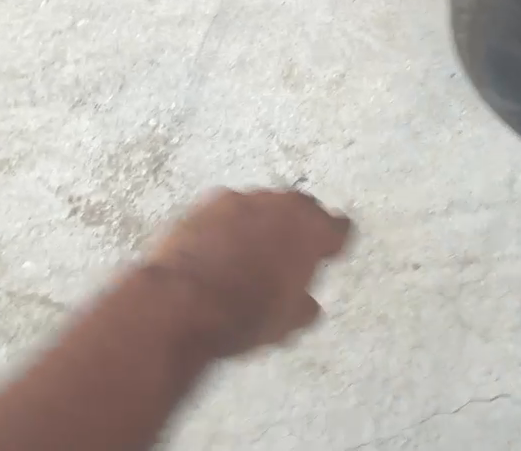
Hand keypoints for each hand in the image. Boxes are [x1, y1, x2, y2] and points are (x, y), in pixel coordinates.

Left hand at [144, 188, 351, 357]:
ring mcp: (246, 199)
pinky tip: (215, 251)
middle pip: (302, 209)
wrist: (180, 304)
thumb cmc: (242, 314)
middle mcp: (285, 204)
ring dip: (259, 225)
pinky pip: (226, 211)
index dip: (333, 243)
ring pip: (262, 207)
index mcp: (313, 229)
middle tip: (285, 256)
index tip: (327, 254)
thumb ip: (303, 304)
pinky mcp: (209, 202)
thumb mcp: (284, 322)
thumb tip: (306, 306)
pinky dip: (226, 226)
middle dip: (296, 229)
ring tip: (244, 256)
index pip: (339, 227)